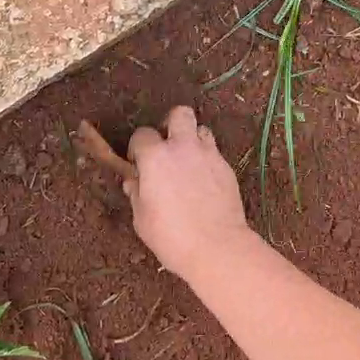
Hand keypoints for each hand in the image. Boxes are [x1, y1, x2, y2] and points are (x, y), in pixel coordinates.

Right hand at [126, 105, 253, 277]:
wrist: (217, 246)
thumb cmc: (171, 236)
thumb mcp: (142, 218)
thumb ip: (136, 193)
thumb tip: (133, 181)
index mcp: (156, 157)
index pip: (142, 134)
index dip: (138, 148)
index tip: (138, 164)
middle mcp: (183, 147)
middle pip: (179, 114)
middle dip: (171, 124)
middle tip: (166, 146)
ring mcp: (208, 154)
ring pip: (201, 129)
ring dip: (192, 140)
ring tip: (187, 162)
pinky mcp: (226, 166)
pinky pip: (214, 152)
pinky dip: (206, 160)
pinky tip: (203, 182)